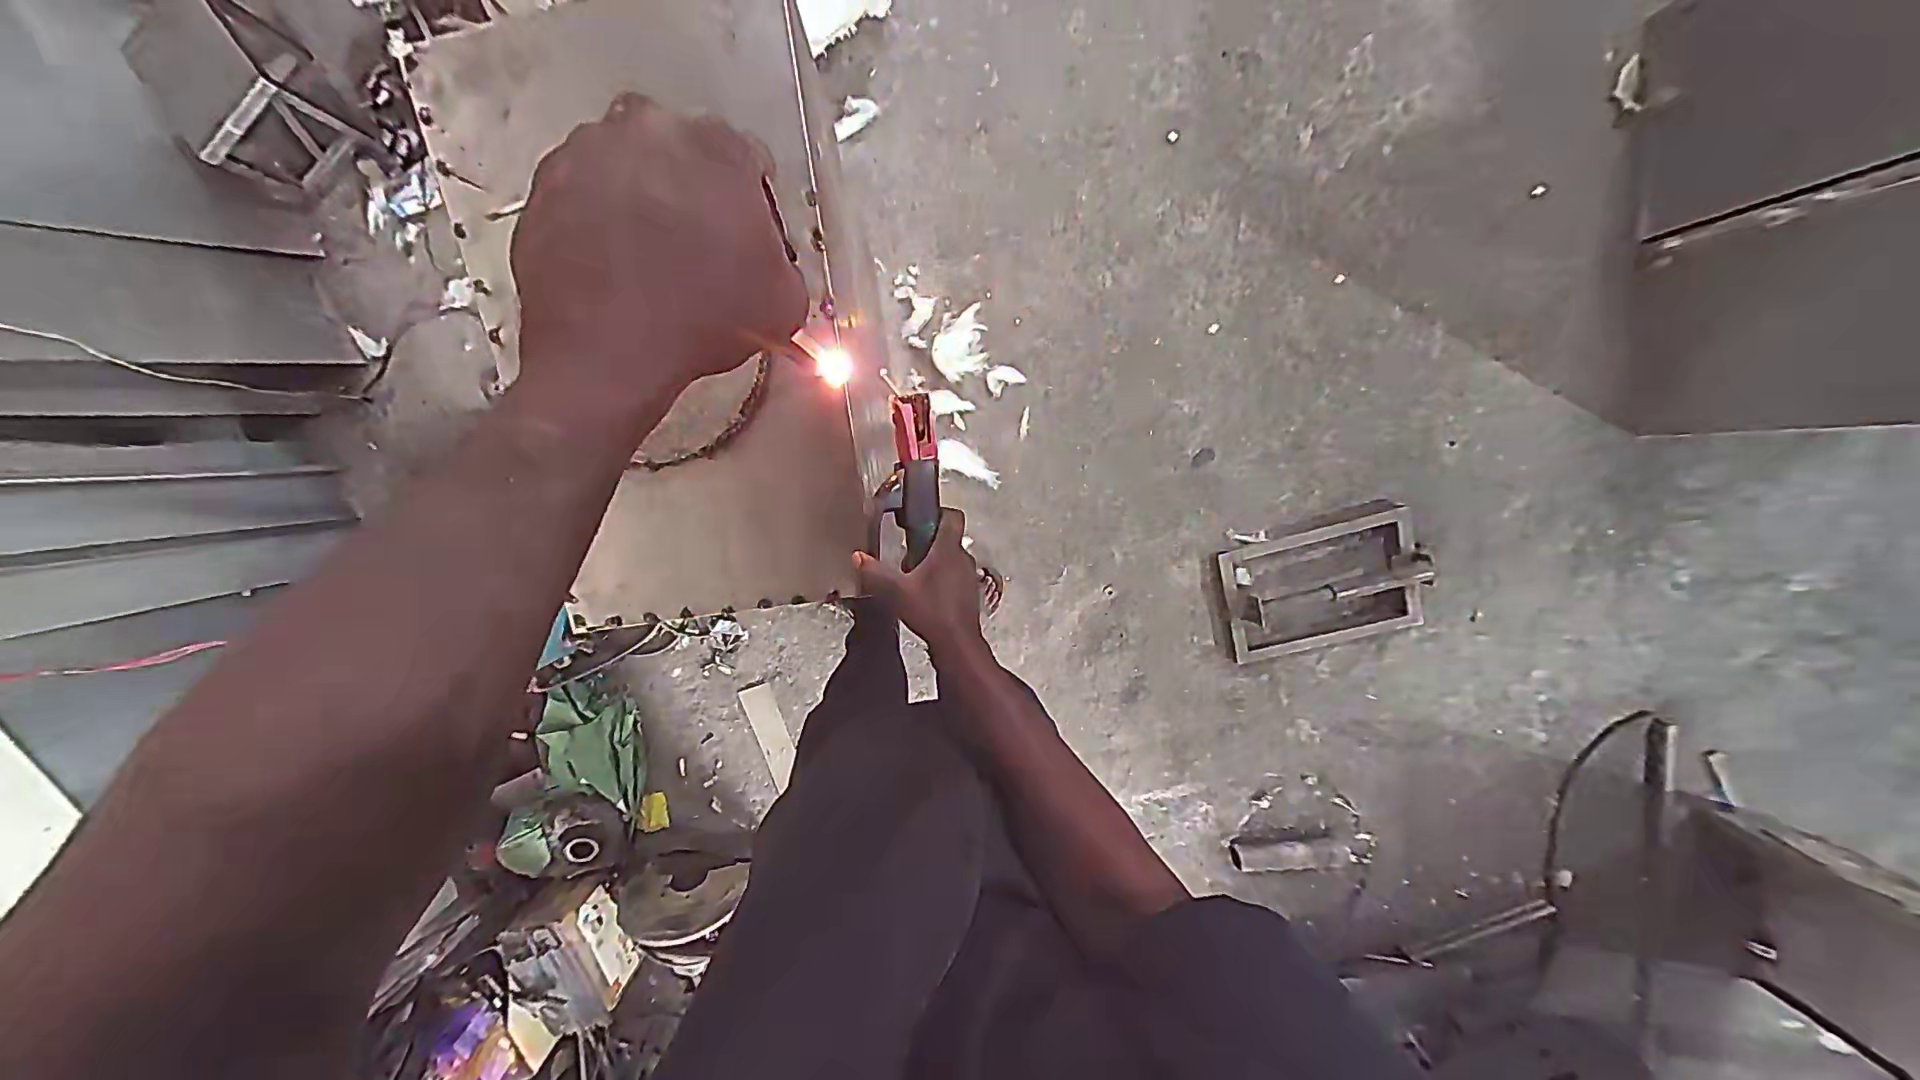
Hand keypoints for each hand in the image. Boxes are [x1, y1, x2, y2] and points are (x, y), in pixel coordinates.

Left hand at [511, 94, 808, 402]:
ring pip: (633, 171)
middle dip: (697, 198)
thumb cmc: (694, 320)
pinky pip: (586, 195)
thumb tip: (779, 278)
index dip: (755, 208)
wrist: (609, 350)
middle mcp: (652, 132)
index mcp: (720, 150)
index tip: (748, 237)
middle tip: (704, 251)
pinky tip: (621, 270)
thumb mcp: (782, 306)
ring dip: (648, 206)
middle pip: (686, 158)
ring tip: (659, 266)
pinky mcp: (547, 184)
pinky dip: (602, 223)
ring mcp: (590, 152)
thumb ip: (789, 273)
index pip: (751, 163)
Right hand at [854, 509, 985, 656]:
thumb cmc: (933, 613)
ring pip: (952, 560)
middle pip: (948, 539)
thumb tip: (859, 558)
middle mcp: (963, 560)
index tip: (923, 517)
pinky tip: (925, 596)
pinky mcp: (969, 594)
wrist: (957, 643)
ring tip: (914, 577)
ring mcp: (969, 577)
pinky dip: (941, 581)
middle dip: (928, 543)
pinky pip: (955, 578)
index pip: (953, 516)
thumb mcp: (896, 591)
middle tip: (909, 553)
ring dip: (934, 563)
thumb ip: (875, 572)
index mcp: (948, 550)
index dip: (939, 512)